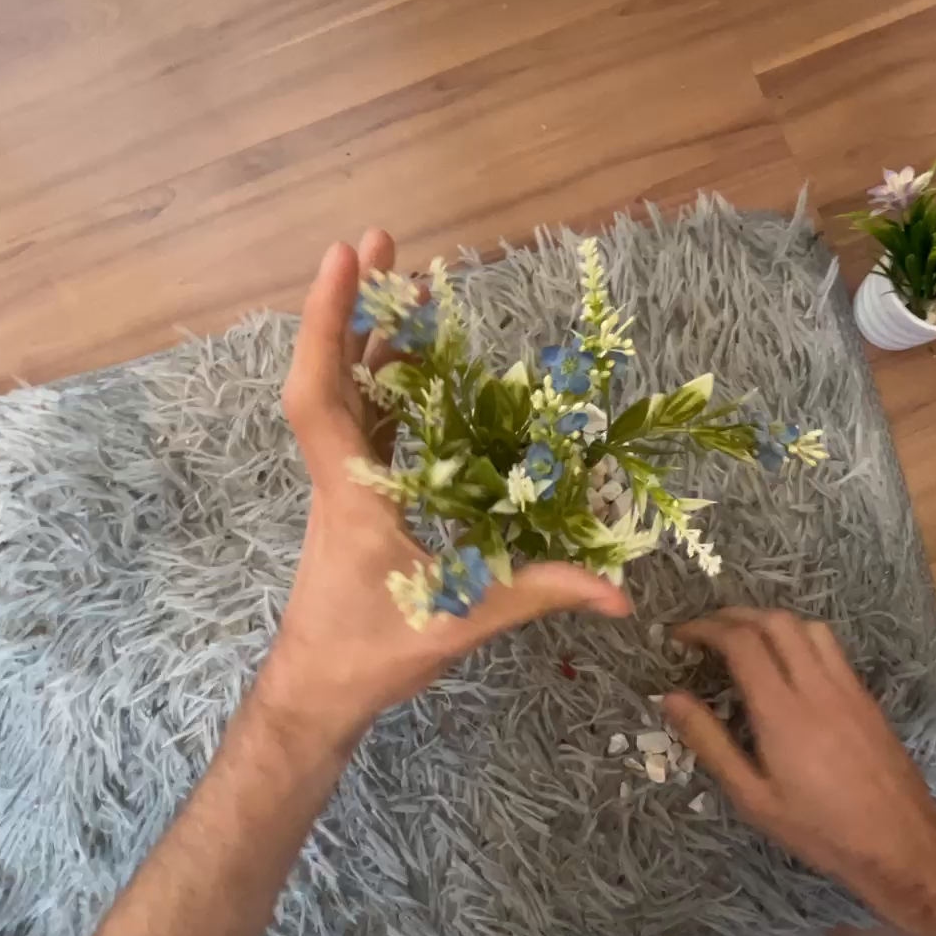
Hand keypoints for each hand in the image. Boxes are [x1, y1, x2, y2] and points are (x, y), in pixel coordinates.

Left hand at [257, 231, 631, 745]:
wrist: (317, 690)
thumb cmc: (371, 655)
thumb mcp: (459, 621)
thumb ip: (538, 594)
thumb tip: (618, 592)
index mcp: (352, 494)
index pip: (321, 395)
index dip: (326, 323)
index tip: (344, 257)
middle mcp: (341, 476)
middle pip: (332, 374)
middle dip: (354, 304)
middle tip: (384, 244)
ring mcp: (345, 486)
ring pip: (349, 397)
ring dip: (371, 340)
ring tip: (409, 292)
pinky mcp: (357, 498)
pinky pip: (369, 426)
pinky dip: (388, 388)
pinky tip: (416, 372)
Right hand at [662, 608, 935, 928]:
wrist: (903, 845)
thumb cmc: (820, 829)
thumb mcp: (753, 797)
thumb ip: (710, 742)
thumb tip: (669, 698)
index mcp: (782, 711)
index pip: (741, 642)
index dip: (705, 629)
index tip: (680, 636)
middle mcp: (815, 686)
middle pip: (773, 621)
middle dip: (732, 615)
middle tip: (705, 631)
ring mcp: (845, 686)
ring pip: (804, 625)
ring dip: (767, 619)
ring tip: (742, 637)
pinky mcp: (864, 694)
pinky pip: (828, 644)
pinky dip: (796, 634)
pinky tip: (785, 659)